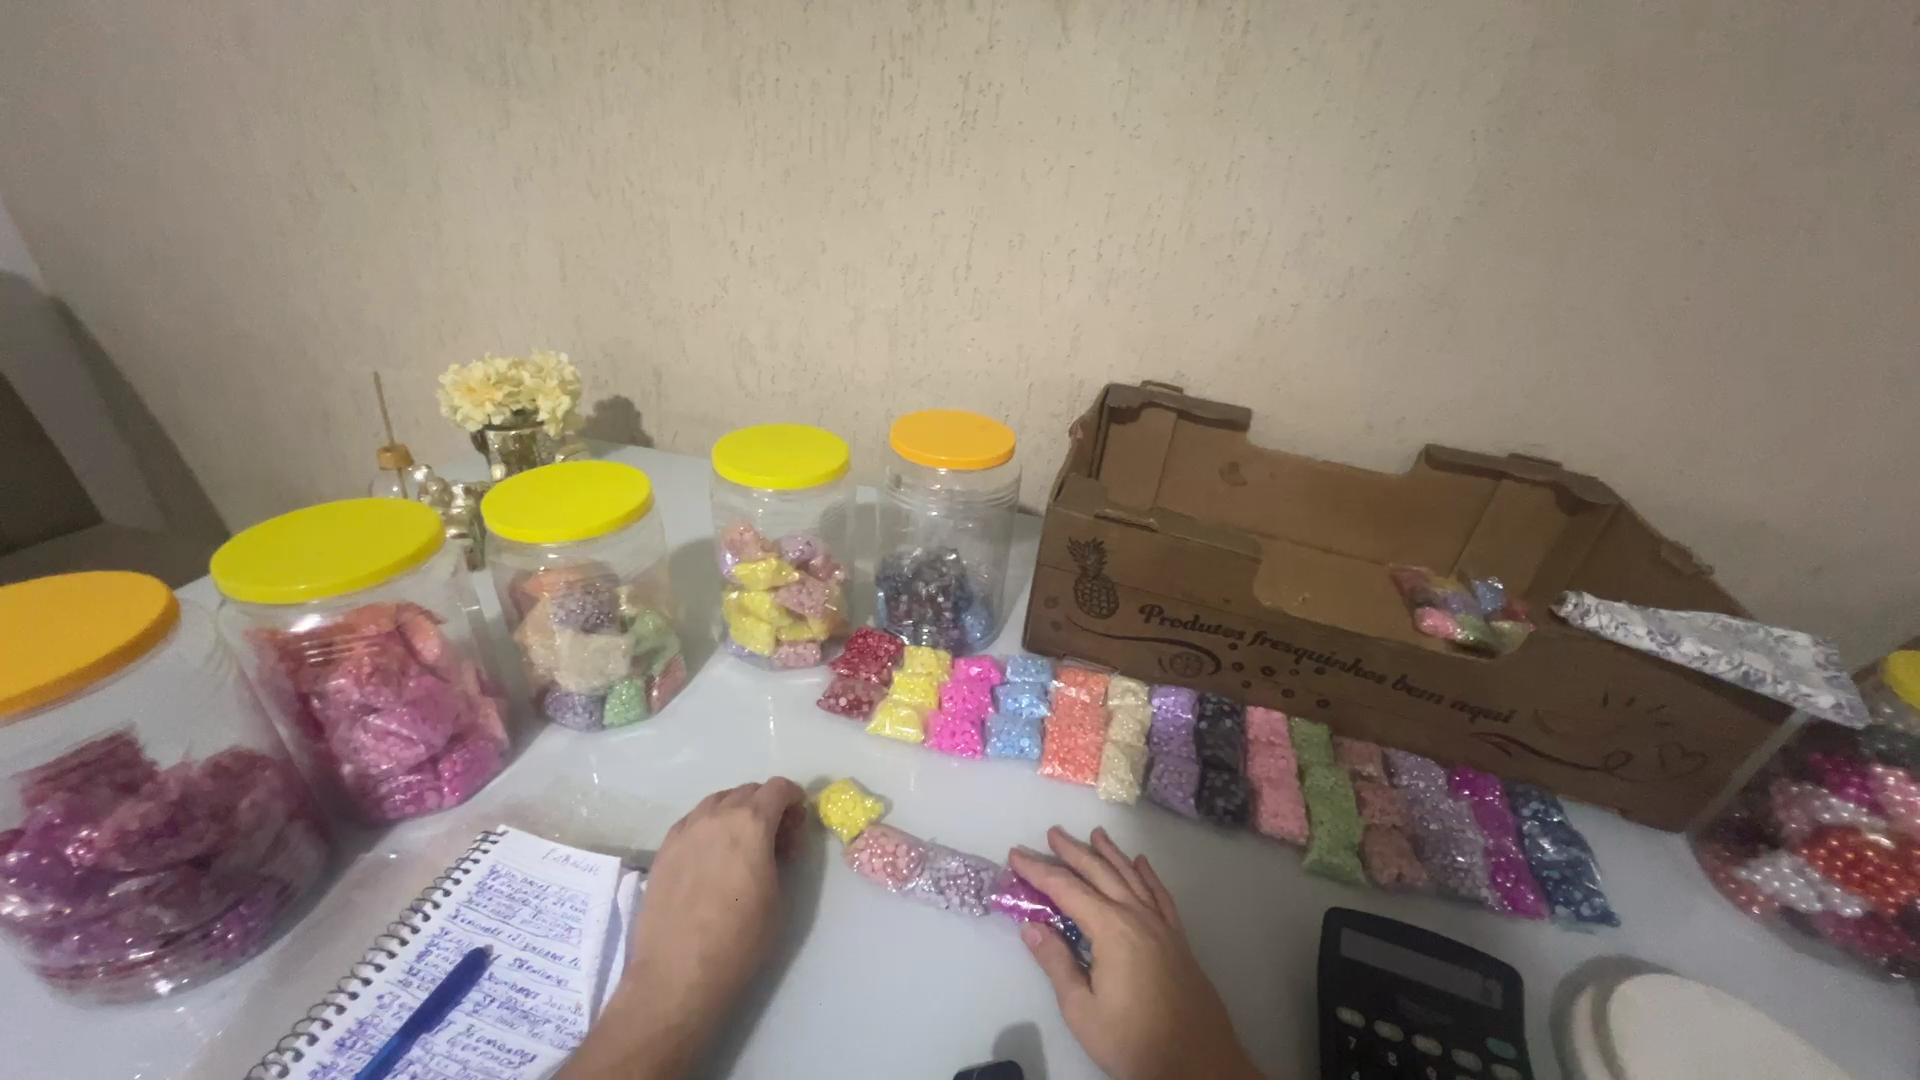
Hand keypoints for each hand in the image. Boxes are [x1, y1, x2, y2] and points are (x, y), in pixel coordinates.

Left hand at [559, 777, 805, 1079]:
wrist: (678, 975)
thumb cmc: (740, 941)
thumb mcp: (780, 897)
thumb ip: (780, 858)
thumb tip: (774, 847)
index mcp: (751, 823)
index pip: (778, 788)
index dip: (794, 799)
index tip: (797, 825)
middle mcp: (716, 816)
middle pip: (747, 791)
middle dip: (766, 807)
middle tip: (773, 842)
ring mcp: (684, 831)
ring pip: (717, 802)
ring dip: (735, 814)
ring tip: (739, 848)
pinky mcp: (663, 850)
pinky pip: (692, 822)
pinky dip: (708, 828)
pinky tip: (710, 859)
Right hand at [1010, 827, 1262, 1079]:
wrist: (1198, 1063)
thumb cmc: (1134, 1040)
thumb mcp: (1083, 1010)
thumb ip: (1057, 963)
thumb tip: (1032, 927)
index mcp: (1111, 928)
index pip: (1066, 889)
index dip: (1038, 871)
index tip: (1016, 855)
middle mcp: (1136, 915)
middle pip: (1099, 873)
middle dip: (1073, 852)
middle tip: (1052, 833)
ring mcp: (1161, 924)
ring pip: (1131, 876)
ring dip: (1110, 854)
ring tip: (1095, 834)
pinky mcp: (1178, 938)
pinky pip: (1160, 894)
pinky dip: (1147, 874)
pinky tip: (1141, 864)